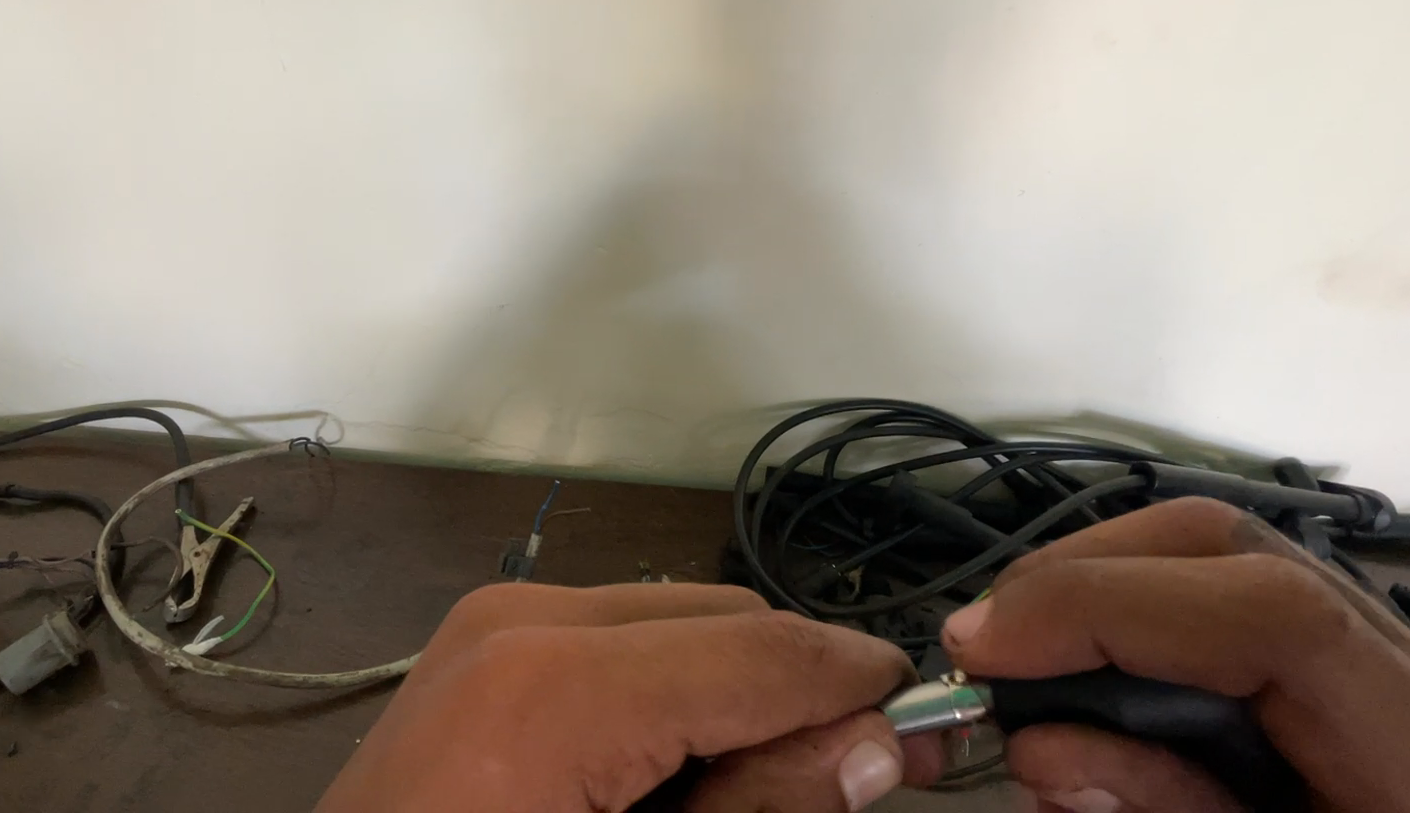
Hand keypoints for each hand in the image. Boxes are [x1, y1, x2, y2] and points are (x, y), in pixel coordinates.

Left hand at [314, 582, 941, 811]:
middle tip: (854, 762)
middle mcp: (525, 616)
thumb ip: (760, 812)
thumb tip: (869, 745)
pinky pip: (622, 634)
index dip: (850, 677)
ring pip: (677, 615)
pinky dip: (673, 683)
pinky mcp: (489, 636)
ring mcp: (498, 616)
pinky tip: (675, 762)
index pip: (752, 648)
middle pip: (720, 616)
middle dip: (795, 682)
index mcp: (555, 685)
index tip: (920, 713)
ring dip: (737, 682)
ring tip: (752, 776)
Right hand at [942, 497, 1409, 812]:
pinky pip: (1220, 594)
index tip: (987, 650)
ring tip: (1020, 654)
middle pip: (1228, 547)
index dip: (1103, 606)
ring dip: (1088, 587)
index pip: (1275, 617)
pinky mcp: (1364, 679)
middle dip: (1076, 577)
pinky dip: (1125, 611)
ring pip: (1214, 553)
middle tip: (987, 644)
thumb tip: (1035, 750)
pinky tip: (1085, 665)